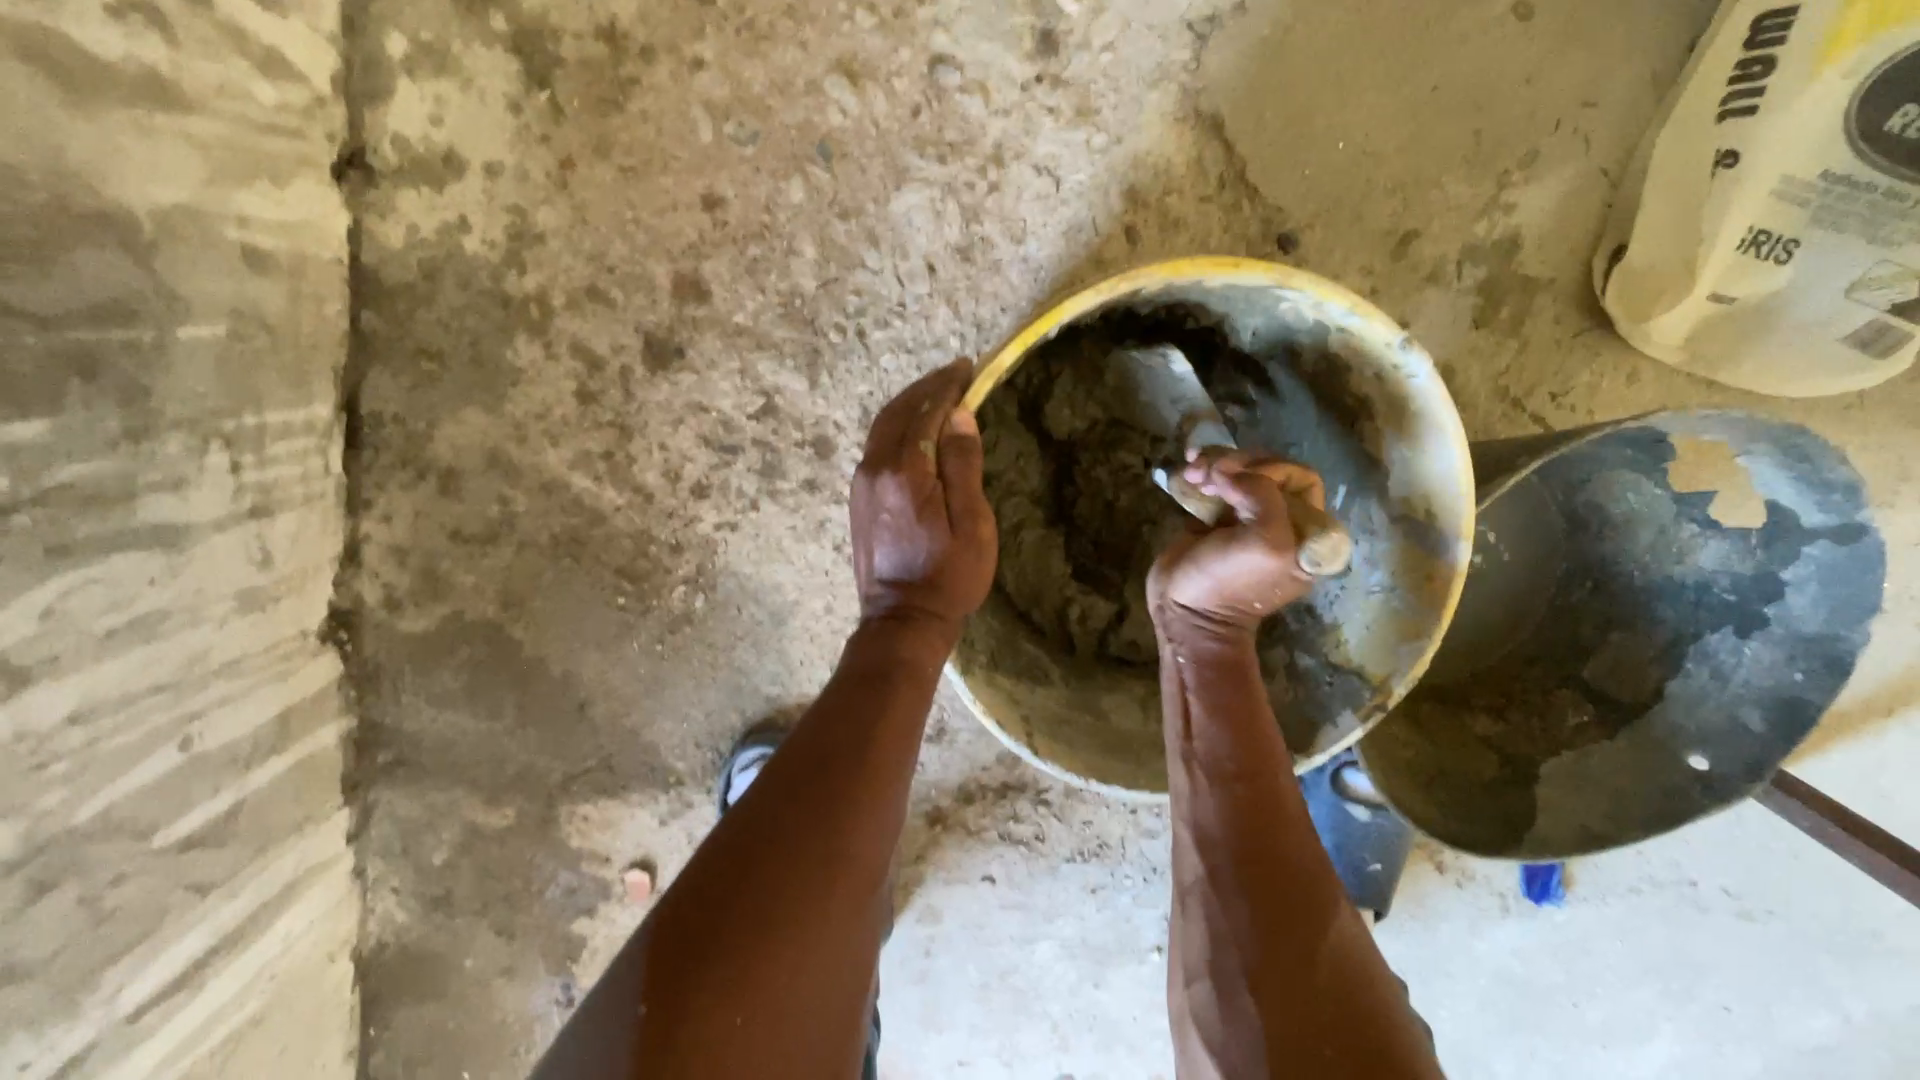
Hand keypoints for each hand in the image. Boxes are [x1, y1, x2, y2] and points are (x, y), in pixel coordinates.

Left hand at [850, 359, 997, 635]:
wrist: (901, 620)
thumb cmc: (948, 577)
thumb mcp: (971, 524)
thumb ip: (962, 465)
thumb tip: (958, 416)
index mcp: (905, 470)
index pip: (926, 412)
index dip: (947, 387)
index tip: (968, 368)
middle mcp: (875, 469)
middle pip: (897, 412)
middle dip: (925, 389)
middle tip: (954, 374)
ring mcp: (861, 485)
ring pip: (882, 428)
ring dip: (910, 406)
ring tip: (938, 396)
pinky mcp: (859, 500)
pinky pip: (877, 447)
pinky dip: (899, 428)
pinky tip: (917, 431)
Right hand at [1148, 450, 1325, 636]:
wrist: (1185, 613)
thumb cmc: (1231, 583)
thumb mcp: (1266, 543)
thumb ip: (1263, 496)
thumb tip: (1228, 472)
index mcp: (1306, 531)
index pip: (1300, 478)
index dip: (1271, 470)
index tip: (1238, 481)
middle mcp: (1280, 521)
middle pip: (1267, 470)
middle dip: (1237, 464)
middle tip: (1208, 471)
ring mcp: (1245, 518)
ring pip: (1238, 472)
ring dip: (1214, 463)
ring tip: (1192, 471)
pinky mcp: (1215, 518)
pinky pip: (1214, 484)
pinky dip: (1200, 471)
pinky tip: (1186, 470)